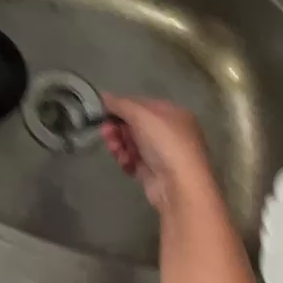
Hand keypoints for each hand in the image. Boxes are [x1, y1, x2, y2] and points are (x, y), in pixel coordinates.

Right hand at [100, 95, 209, 213]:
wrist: (180, 187)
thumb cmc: (164, 143)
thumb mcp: (141, 115)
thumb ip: (120, 104)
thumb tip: (103, 96)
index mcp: (173, 113)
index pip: (140, 104)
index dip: (121, 107)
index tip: (103, 112)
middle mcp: (169, 131)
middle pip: (133, 124)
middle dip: (117, 128)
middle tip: (106, 133)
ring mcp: (162, 153)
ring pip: (130, 142)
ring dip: (119, 144)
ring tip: (116, 150)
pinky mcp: (153, 172)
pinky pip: (133, 160)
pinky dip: (126, 160)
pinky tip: (126, 163)